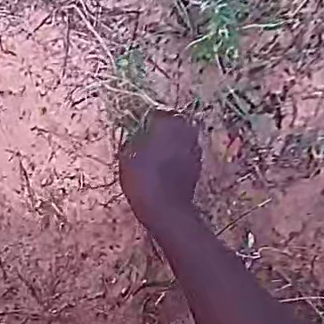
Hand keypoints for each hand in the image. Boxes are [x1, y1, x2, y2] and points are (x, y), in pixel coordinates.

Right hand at [119, 111, 203, 229]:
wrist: (166, 210)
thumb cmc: (142, 181)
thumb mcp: (126, 159)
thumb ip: (130, 141)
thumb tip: (132, 134)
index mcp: (167, 124)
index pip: (155, 113)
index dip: (144, 121)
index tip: (135, 129)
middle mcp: (185, 131)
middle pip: (173, 122)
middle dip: (161, 128)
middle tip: (146, 139)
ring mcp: (194, 148)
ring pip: (182, 137)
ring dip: (171, 141)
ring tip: (156, 153)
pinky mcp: (197, 165)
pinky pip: (186, 153)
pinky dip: (177, 156)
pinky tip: (166, 167)